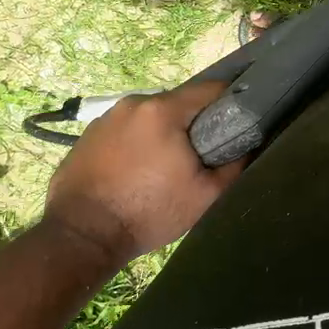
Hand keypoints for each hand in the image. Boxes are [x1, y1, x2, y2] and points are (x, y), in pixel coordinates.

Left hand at [42, 80, 241, 266]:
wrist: (80, 239)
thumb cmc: (148, 212)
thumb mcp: (207, 194)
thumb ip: (236, 163)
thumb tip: (249, 145)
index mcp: (164, 110)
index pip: (212, 89)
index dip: (233, 103)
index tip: (240, 123)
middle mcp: (133, 104)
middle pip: (180, 103)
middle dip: (195, 123)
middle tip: (203, 153)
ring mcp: (105, 119)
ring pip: (152, 117)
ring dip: (164, 133)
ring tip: (167, 165)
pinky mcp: (86, 137)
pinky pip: (126, 131)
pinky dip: (138, 144)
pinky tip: (138, 171)